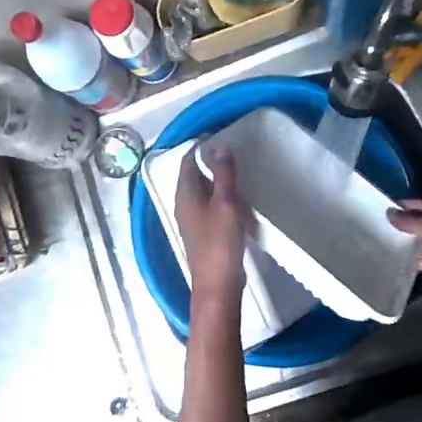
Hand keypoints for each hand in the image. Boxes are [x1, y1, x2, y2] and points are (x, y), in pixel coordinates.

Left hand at [176, 148, 249, 300]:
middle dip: (210, 164)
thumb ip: (223, 174)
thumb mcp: (226, 203)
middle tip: (233, 154)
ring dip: (216, 183)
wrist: (217, 284)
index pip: (188, 162)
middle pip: (193, 176)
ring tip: (237, 175)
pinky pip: (209, 208)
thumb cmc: (220, 242)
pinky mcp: (202, 234)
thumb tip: (219, 147)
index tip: (220, 136)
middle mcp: (183, 205)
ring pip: (202, 193)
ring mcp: (191, 221)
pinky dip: (221, 200)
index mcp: (185, 194)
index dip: (201, 148)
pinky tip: (237, 204)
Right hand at [388, 201, 421, 328]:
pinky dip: (412, 261)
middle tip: (375, 229)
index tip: (380, 208)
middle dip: (401, 225)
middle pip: (418, 223)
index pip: (417, 204)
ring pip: (420, 242)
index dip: (401, 205)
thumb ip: (409, 222)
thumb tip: (390, 212)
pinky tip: (395, 264)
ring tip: (380, 246)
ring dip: (406, 244)